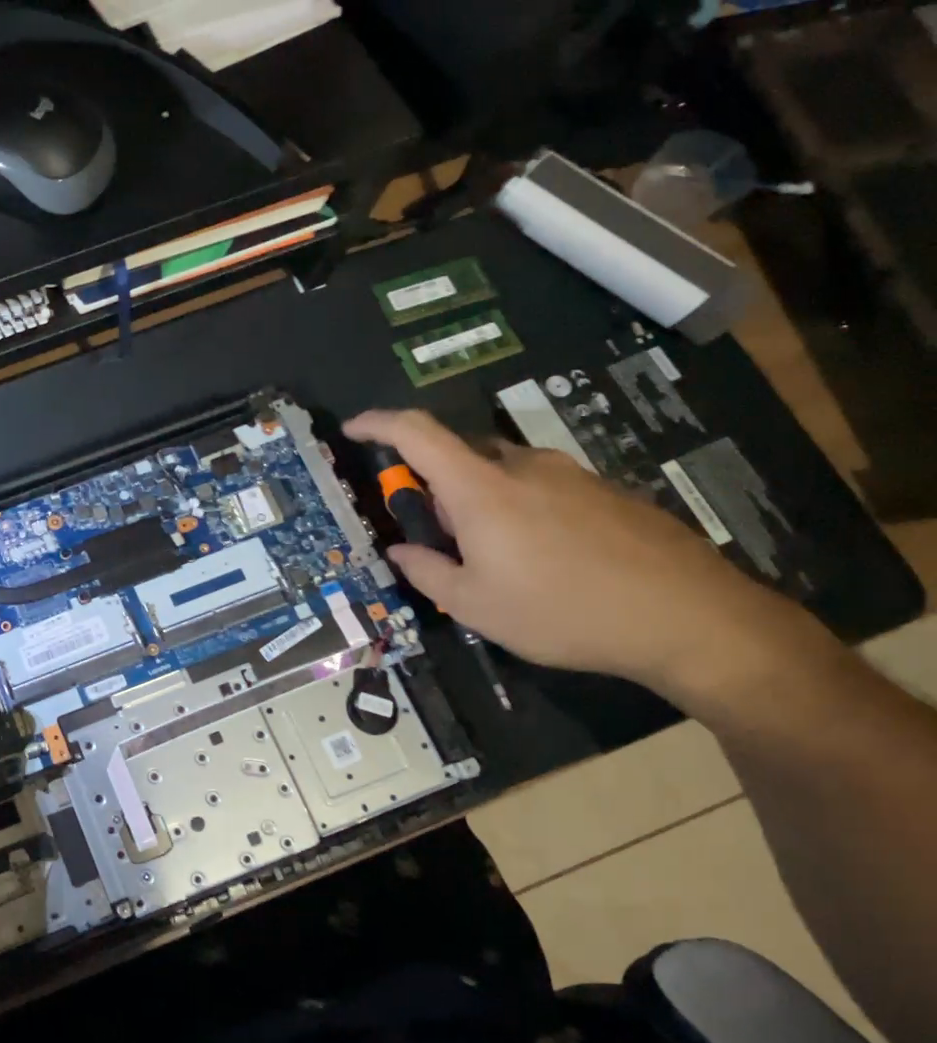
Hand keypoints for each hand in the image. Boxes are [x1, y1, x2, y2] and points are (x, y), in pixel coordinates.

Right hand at [341, 409, 792, 692]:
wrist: (689, 618)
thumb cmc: (562, 612)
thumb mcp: (475, 606)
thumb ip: (428, 572)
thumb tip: (401, 551)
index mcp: (481, 489)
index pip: (417, 433)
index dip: (379, 423)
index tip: (354, 428)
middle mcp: (524, 467)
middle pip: (462, 455)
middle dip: (436, 485)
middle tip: (440, 536)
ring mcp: (573, 476)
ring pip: (506, 473)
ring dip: (483, 500)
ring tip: (498, 557)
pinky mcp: (610, 492)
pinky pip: (546, 488)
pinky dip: (524, 510)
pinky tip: (546, 560)